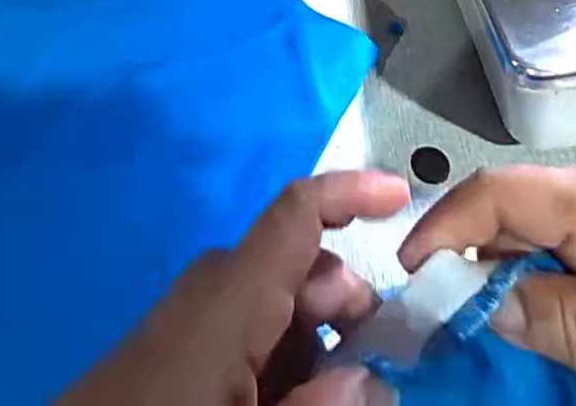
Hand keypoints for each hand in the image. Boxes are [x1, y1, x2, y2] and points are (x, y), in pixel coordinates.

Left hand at [62, 170, 408, 405]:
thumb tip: (372, 383)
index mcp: (233, 293)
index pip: (302, 209)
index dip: (356, 190)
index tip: (403, 198)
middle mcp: (213, 289)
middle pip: (301, 266)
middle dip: (347, 304)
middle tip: (377, 363)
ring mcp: (188, 322)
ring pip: (276, 307)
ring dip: (315, 345)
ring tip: (331, 398)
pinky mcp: (171, 355)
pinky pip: (244, 337)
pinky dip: (279, 364)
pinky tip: (286, 405)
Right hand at [399, 160, 575, 405]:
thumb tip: (489, 293)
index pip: (509, 191)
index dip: (448, 223)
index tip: (404, 280)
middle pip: (519, 209)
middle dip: (466, 255)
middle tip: (431, 327)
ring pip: (543, 236)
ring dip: (502, 277)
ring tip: (472, 335)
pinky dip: (544, 292)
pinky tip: (537, 335)